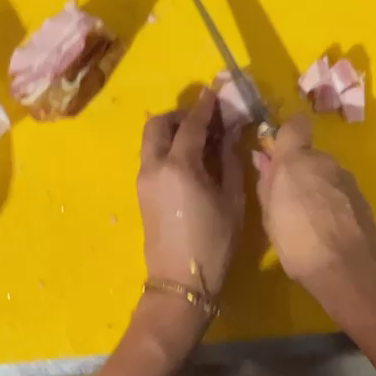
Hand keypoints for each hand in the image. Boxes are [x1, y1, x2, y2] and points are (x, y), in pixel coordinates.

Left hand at [138, 89, 245, 299]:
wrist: (181, 282)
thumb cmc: (214, 242)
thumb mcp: (232, 200)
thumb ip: (231, 160)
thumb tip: (231, 133)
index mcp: (179, 165)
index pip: (191, 124)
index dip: (205, 106)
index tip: (216, 92)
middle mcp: (155, 166)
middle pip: (159, 124)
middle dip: (181, 115)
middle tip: (206, 119)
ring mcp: (144, 179)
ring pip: (151, 140)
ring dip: (172, 130)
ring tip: (201, 139)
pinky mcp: (143, 192)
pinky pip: (153, 156)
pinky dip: (168, 147)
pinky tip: (192, 159)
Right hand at [254, 115, 375, 301]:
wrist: (347, 268)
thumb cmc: (297, 241)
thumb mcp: (269, 214)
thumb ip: (267, 182)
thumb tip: (263, 158)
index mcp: (297, 160)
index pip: (295, 125)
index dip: (286, 135)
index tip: (277, 153)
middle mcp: (325, 162)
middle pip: (310, 156)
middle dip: (299, 171)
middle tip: (287, 199)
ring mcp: (347, 179)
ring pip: (326, 175)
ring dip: (316, 188)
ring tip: (307, 220)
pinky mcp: (362, 198)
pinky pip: (340, 192)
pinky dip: (332, 203)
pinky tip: (327, 228)